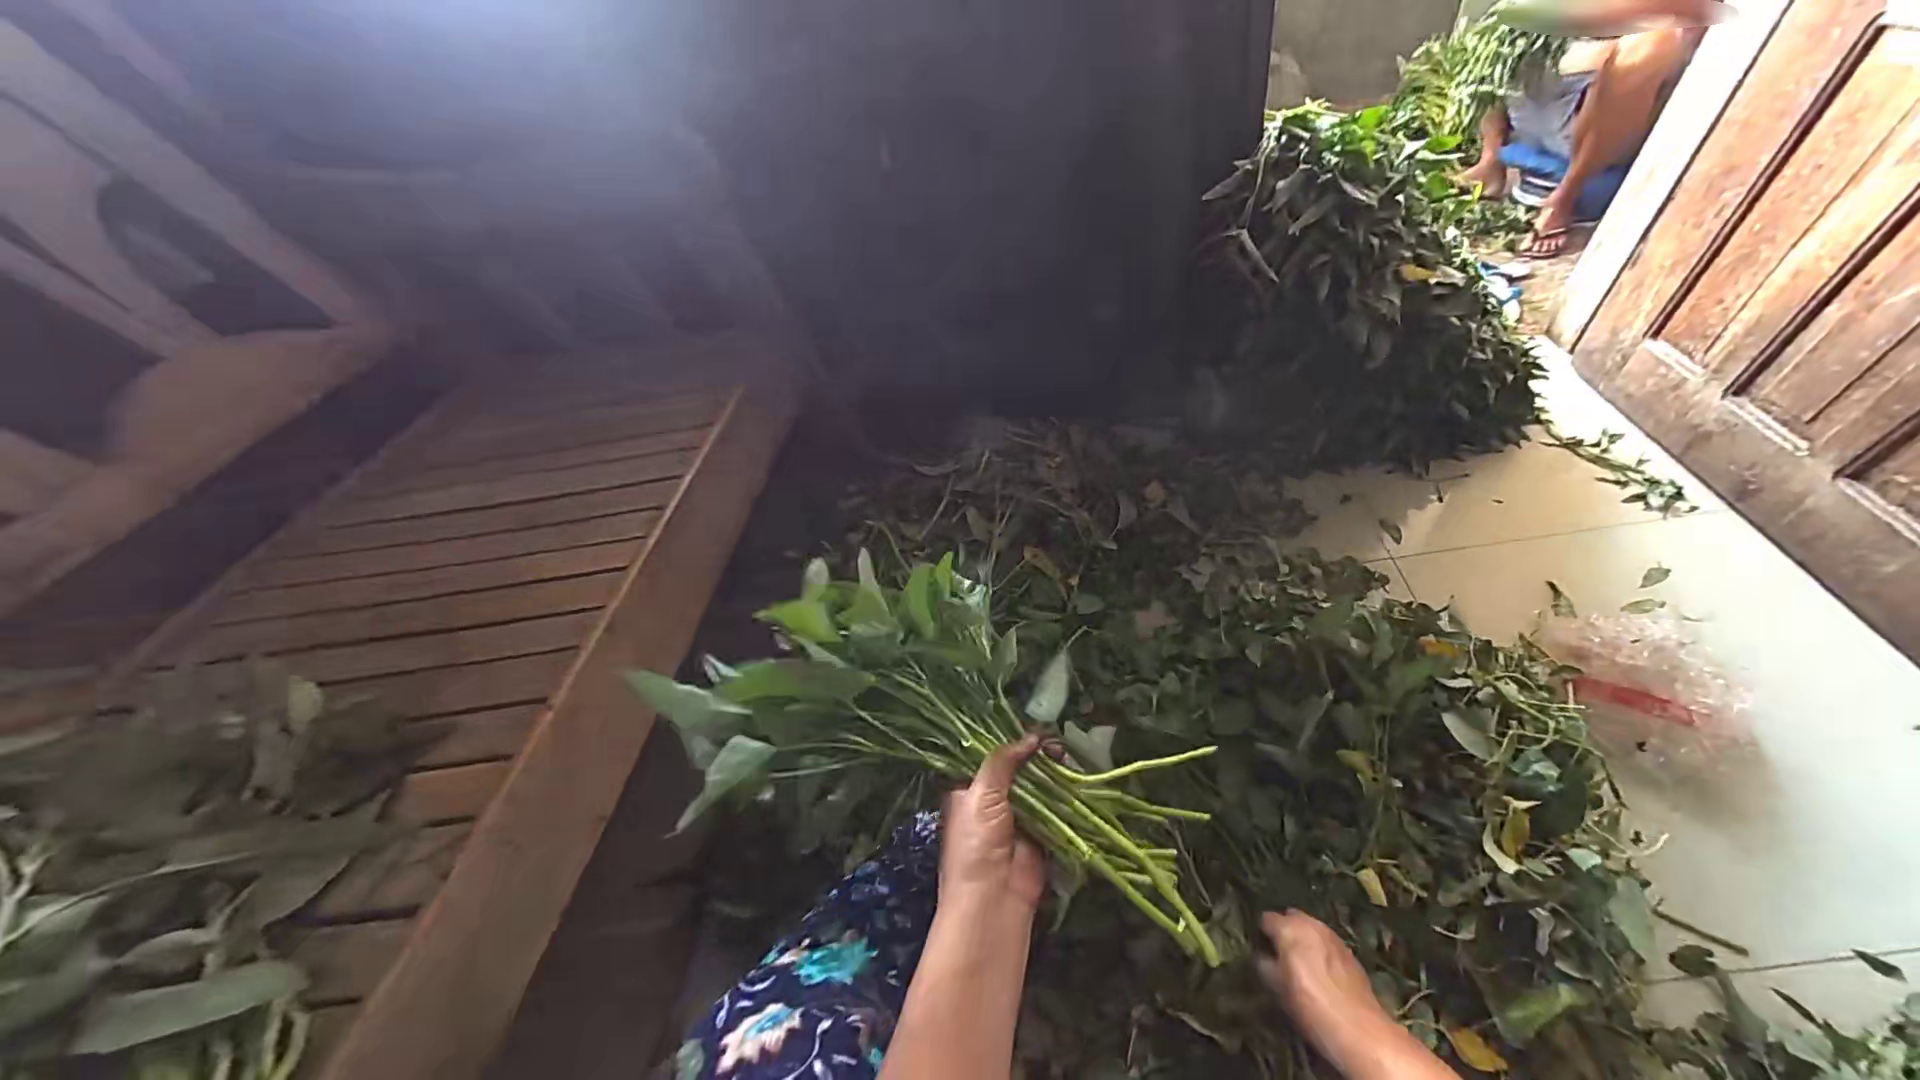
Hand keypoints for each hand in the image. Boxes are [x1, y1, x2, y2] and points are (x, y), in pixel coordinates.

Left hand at [939, 734, 1050, 911]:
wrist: (993, 898)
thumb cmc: (976, 842)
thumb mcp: (981, 793)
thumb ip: (1003, 762)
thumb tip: (1030, 737)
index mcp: (968, 790)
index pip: (989, 758)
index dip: (1009, 743)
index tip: (1032, 727)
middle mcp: (992, 802)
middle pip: (1017, 771)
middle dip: (1035, 756)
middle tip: (1055, 742)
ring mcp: (1018, 818)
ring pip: (1038, 787)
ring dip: (1052, 772)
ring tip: (1066, 754)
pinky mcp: (1040, 834)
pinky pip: (1054, 809)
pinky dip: (1065, 795)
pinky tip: (1075, 776)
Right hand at [1259, 911, 1399, 1074]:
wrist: (1360, 1030)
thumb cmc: (1310, 1005)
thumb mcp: (1275, 987)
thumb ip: (1263, 963)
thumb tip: (1262, 955)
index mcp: (1288, 928)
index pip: (1265, 919)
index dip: (1261, 934)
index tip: (1261, 950)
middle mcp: (1311, 924)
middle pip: (1290, 917)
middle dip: (1284, 930)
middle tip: (1281, 955)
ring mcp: (1334, 937)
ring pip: (1311, 929)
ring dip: (1304, 939)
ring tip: (1303, 963)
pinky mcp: (1351, 952)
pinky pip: (1327, 943)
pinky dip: (1321, 950)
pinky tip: (1323, 972)